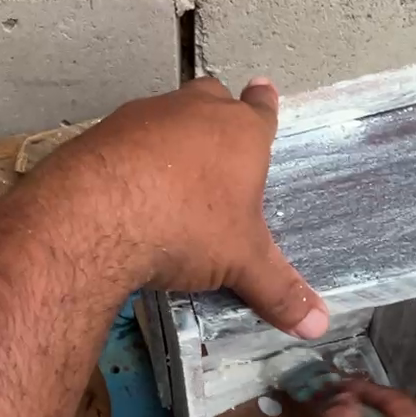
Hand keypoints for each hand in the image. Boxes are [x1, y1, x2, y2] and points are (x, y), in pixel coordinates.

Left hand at [23, 76, 327, 338]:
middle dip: (215, 113)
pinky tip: (122, 187)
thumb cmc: (186, 227)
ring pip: (163, 115)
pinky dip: (127, 157)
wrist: (96, 214)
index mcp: (240, 133)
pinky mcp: (99, 134)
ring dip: (168, 136)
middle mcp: (193, 112)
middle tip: (214, 140)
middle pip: (210, 97)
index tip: (262, 91)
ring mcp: (142, 117)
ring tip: (166, 175)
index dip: (263, 104)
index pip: (260, 109)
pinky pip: (121, 139)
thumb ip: (279, 291)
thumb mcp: (240, 263)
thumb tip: (319, 325)